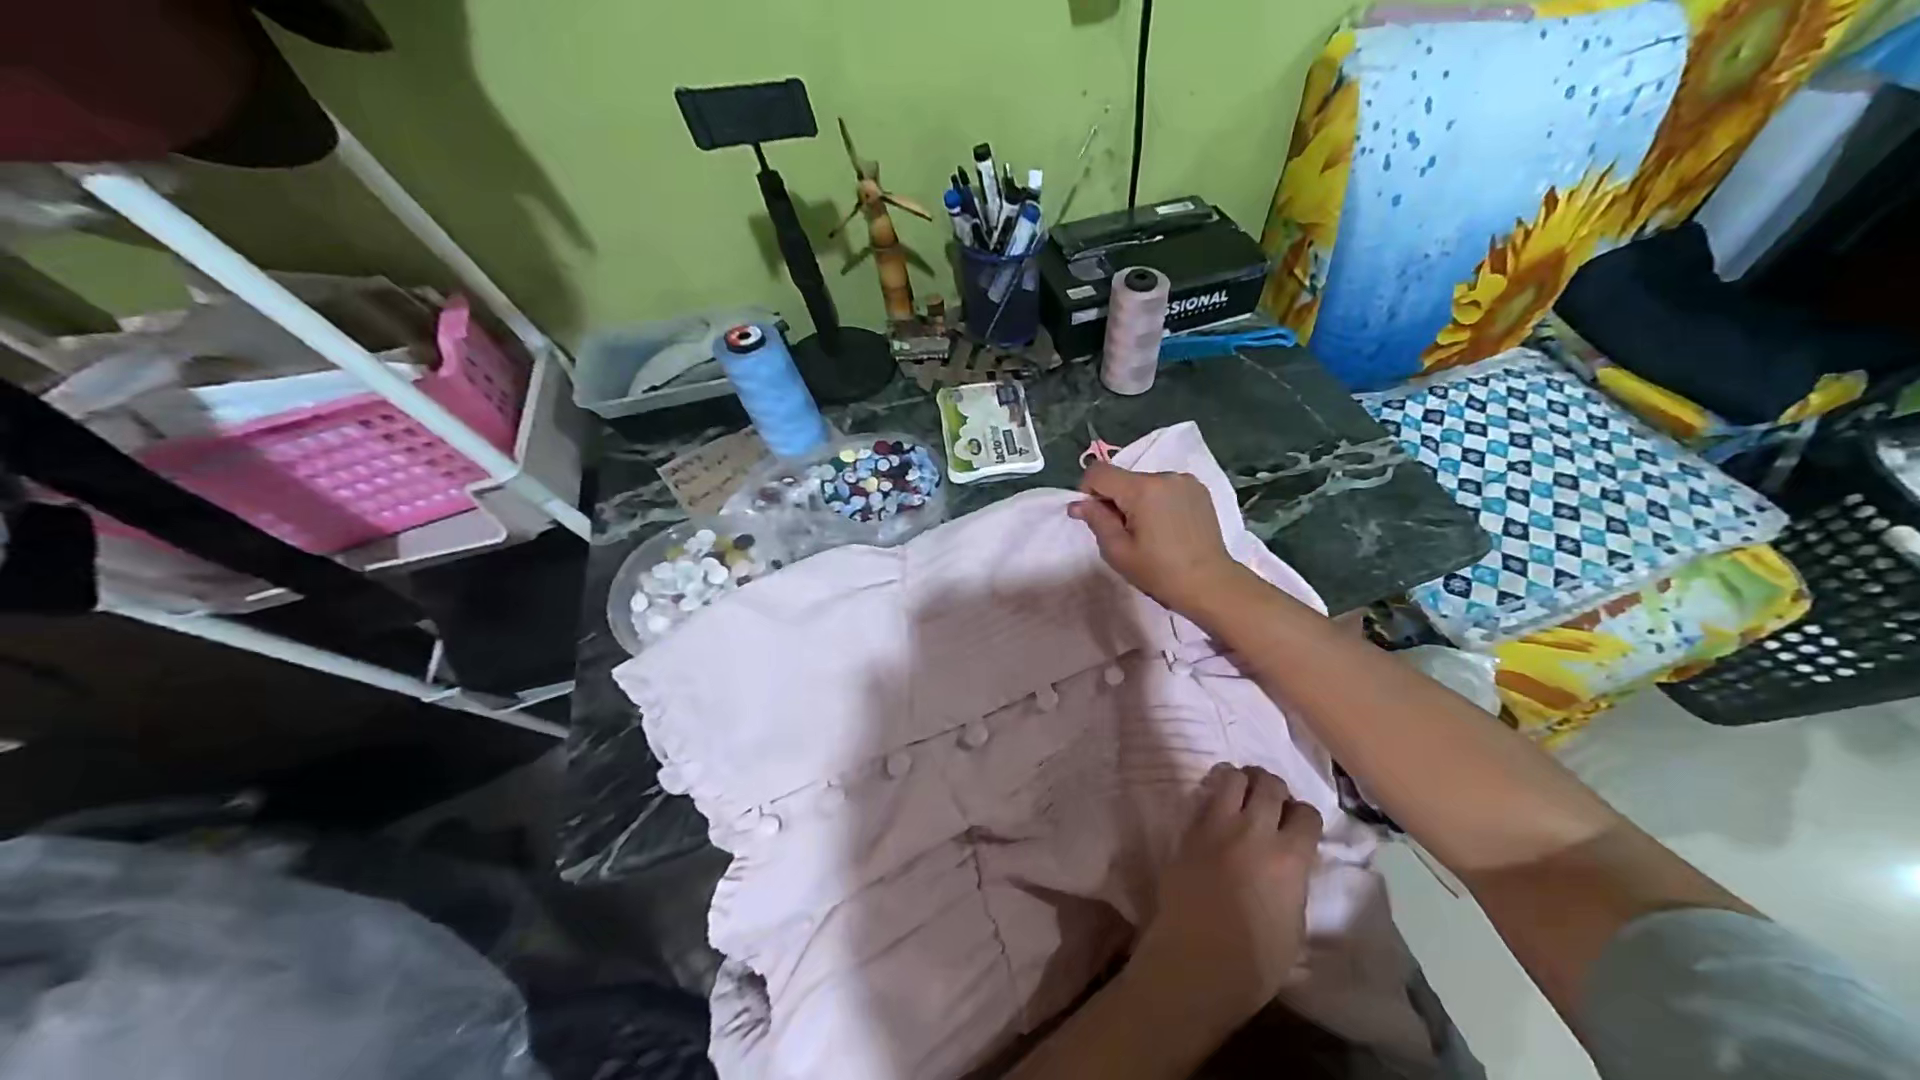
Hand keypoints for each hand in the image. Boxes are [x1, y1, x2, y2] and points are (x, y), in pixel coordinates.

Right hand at [1069, 462, 1246, 614]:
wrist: (1210, 583)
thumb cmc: (1159, 572)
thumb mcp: (1117, 551)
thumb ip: (1096, 520)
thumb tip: (1077, 504)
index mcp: (1142, 489)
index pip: (1098, 472)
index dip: (1087, 491)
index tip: (1096, 517)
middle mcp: (1165, 476)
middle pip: (1123, 478)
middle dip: (1115, 500)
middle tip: (1124, 533)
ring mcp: (1185, 481)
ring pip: (1143, 483)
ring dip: (1137, 501)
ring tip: (1149, 532)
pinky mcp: (1198, 489)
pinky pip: (1164, 487)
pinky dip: (1157, 501)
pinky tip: (1167, 527)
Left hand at [1126, 764, 1323, 1033]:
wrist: (1197, 959)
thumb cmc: (1256, 958)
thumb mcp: (1294, 922)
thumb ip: (1292, 881)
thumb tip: (1286, 864)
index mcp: (1289, 857)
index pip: (1306, 814)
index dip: (1304, 817)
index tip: (1298, 825)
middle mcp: (1254, 831)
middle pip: (1268, 784)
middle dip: (1273, 788)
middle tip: (1270, 801)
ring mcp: (1216, 826)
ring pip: (1232, 777)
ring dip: (1241, 781)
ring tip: (1242, 794)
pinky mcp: (1188, 830)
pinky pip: (1204, 797)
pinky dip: (1214, 794)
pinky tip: (1216, 806)